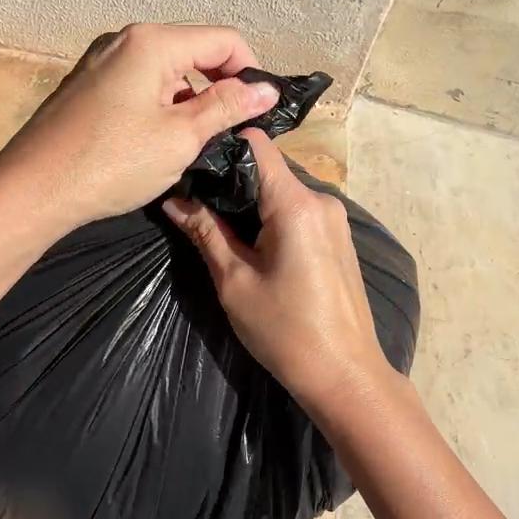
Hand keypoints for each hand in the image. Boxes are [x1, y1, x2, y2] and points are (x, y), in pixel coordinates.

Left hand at [0, 24, 281, 229]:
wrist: (30, 193)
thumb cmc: (111, 162)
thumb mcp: (181, 137)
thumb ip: (227, 107)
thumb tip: (267, 89)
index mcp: (152, 42)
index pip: (224, 40)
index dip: (250, 72)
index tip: (261, 111)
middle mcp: (126, 40)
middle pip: (195, 50)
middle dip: (222, 85)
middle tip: (236, 128)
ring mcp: (102, 61)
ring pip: (169, 69)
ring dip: (193, 98)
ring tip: (200, 140)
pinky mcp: (89, 85)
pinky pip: (142, 82)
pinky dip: (163, 103)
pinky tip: (162, 140)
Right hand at [162, 130, 390, 409]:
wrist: (345, 373)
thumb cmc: (285, 331)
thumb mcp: (234, 283)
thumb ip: (205, 233)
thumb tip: (173, 200)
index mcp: (296, 204)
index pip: (257, 145)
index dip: (222, 147)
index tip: (192, 165)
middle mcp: (321, 199)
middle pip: (269, 167)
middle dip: (231, 181)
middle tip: (194, 199)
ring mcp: (334, 217)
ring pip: (283, 190)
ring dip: (251, 202)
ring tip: (216, 223)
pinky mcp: (338, 235)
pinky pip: (299, 209)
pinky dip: (272, 216)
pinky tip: (251, 243)